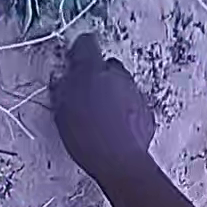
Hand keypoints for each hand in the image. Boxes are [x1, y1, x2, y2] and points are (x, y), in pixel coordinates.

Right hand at [51, 33, 156, 181]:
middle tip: (84, 97)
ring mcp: (134, 90)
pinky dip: (124, 109)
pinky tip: (113, 127)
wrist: (119, 162)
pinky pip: (132, 101)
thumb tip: (61, 82)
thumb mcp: (63, 115)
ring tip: (99, 117)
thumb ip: (62, 91)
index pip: (86, 44)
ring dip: (111, 93)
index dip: (78, 52)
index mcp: (92, 72)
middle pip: (105, 65)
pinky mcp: (145, 108)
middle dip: (96, 76)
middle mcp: (116, 75)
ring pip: (120, 83)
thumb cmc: (89, 140)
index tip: (74, 61)